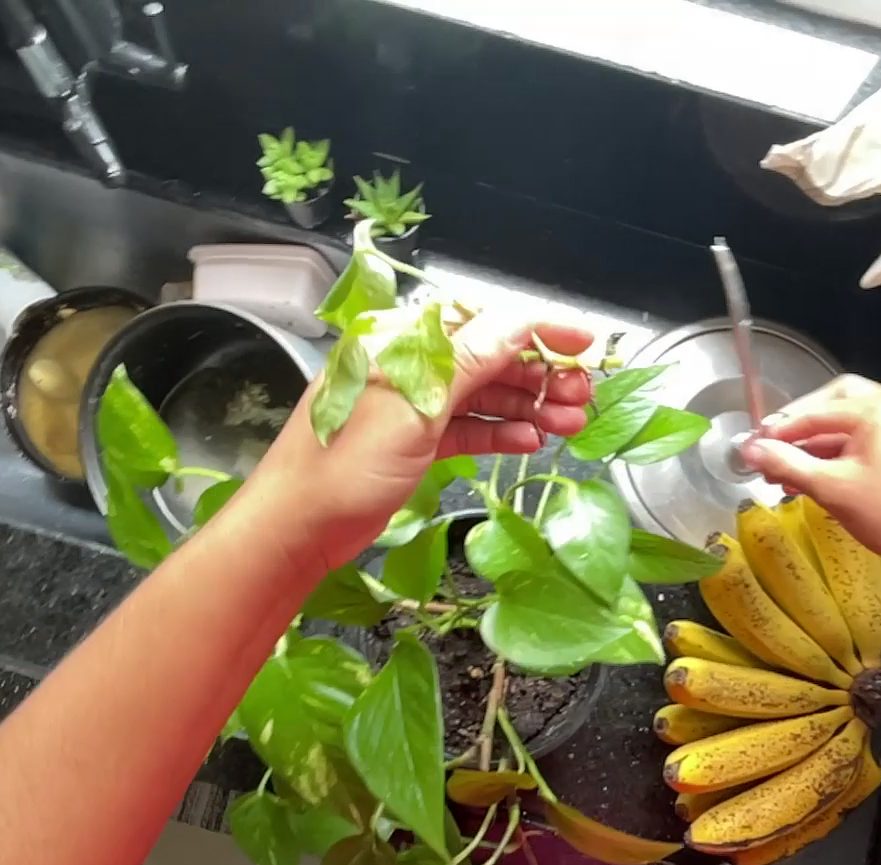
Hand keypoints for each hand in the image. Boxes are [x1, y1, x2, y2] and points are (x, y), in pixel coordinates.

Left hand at [246, 313, 594, 572]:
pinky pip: (467, 428)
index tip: (582, 342)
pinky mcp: (414, 442)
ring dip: (528, 407)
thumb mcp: (412, 411)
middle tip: (582, 396)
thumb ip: (468, 363)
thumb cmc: (342, 468)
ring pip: (483, 396)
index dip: (536, 328)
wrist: (298, 529)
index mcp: (398, 341)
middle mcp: (407, 366)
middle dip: (540, 375)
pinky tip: (528, 441)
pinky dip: (499, 433)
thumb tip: (516, 322)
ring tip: (569, 422)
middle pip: (488, 358)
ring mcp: (411, 406)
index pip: (480, 320)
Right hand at [737, 375, 880, 575]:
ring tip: (794, 473)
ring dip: (823, 444)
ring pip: (858, 423)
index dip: (779, 431)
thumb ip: (785, 464)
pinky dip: (849, 452)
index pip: (816, 412)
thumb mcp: (831, 487)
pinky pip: (878, 438)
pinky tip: (827, 476)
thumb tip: (749, 451)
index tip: (753, 447)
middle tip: (776, 447)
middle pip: (839, 403)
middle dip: (804, 426)